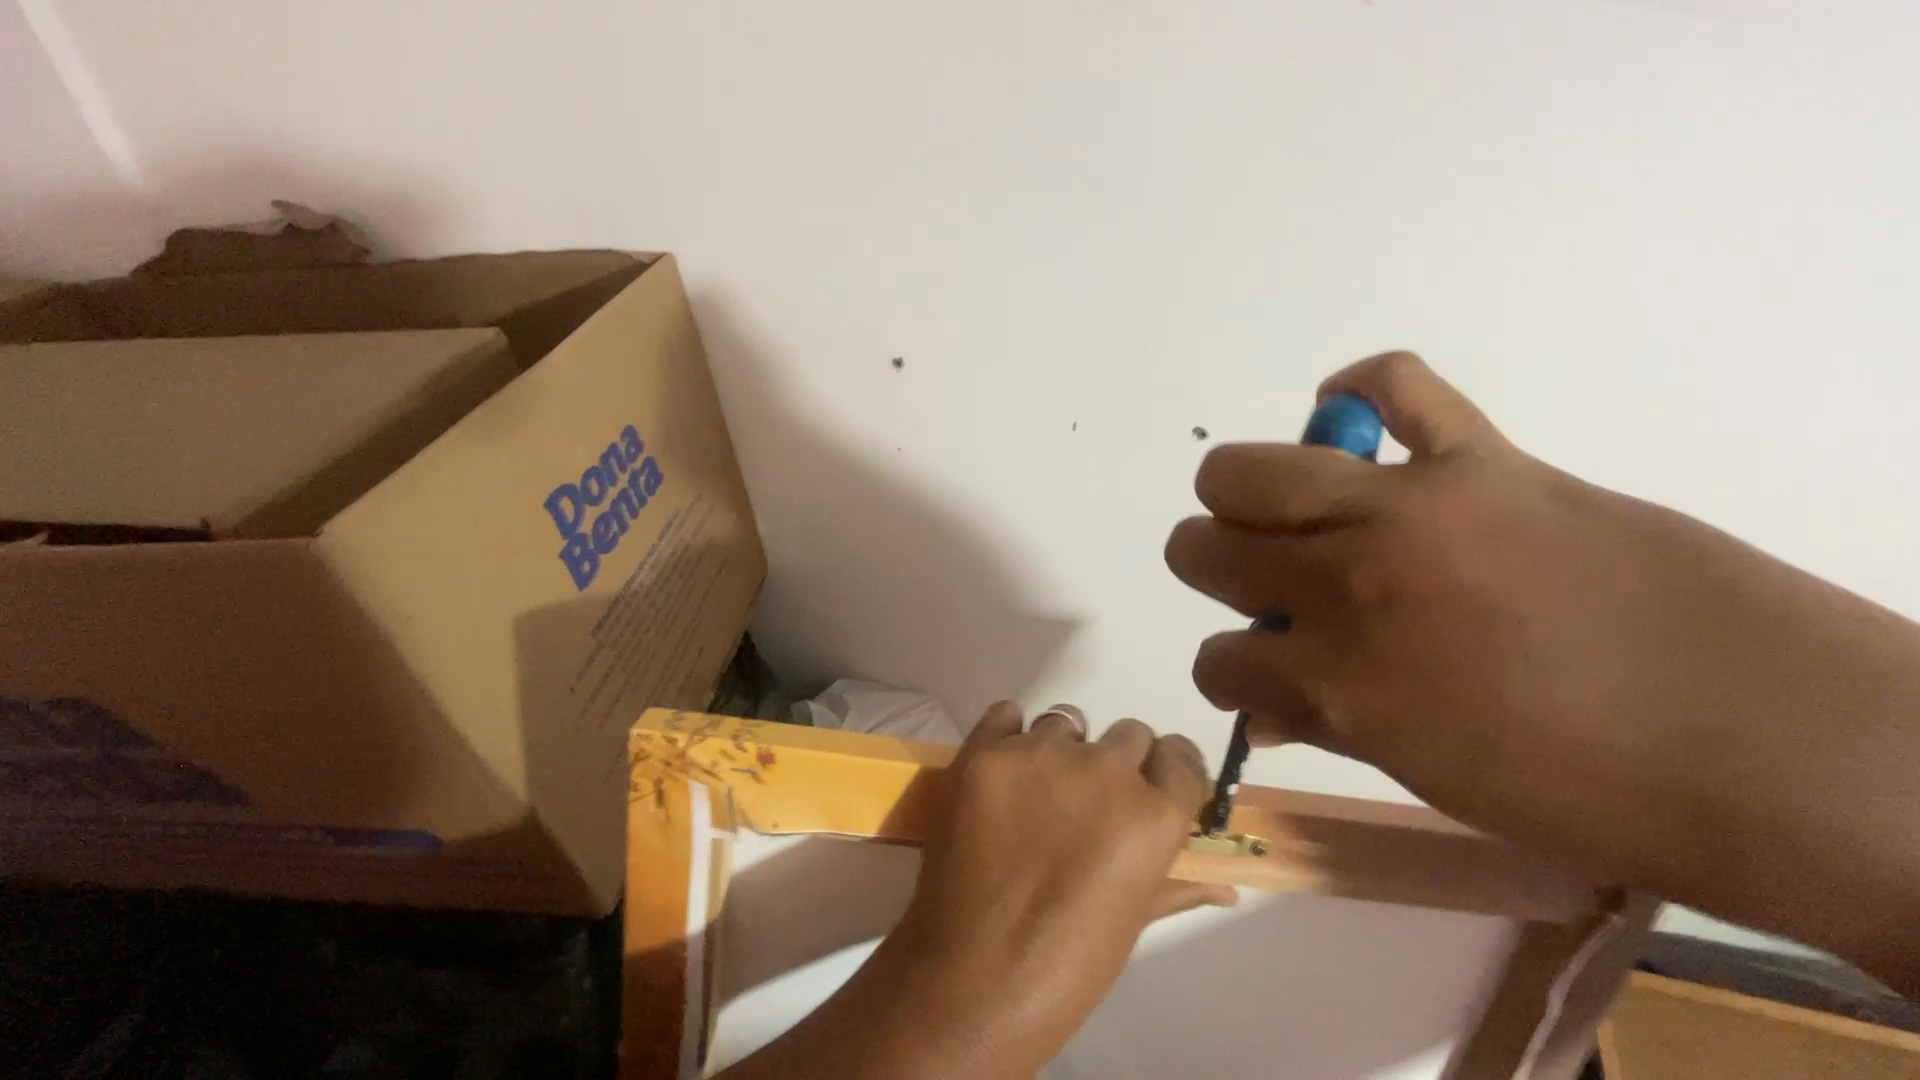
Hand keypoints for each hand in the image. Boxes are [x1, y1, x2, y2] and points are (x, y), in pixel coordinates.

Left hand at [882, 702, 1233, 1074]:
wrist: (974, 978)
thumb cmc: (1069, 963)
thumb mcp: (1134, 920)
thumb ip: (1180, 885)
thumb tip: (1229, 887)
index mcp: (1154, 813)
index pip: (1180, 757)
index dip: (1167, 771)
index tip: (1151, 787)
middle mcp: (1104, 771)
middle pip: (1128, 734)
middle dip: (1117, 763)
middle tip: (1088, 803)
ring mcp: (1039, 756)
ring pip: (1066, 723)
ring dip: (1061, 750)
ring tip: (1036, 797)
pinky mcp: (984, 753)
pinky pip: (1006, 715)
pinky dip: (1008, 735)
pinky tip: (1002, 774)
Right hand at [1165, 351, 1919, 990]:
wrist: (1772, 740)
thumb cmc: (1590, 792)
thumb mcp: (1429, 775)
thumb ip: (1329, 727)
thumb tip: (1263, 709)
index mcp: (1334, 680)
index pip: (1217, 661)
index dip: (1232, 677)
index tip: (1261, 681)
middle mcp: (1345, 584)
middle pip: (1202, 548)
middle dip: (1215, 573)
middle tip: (1267, 590)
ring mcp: (1408, 510)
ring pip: (1247, 470)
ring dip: (1242, 500)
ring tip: (1285, 515)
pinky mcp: (1482, 457)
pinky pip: (1393, 383)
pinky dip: (1357, 396)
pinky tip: (1350, 421)